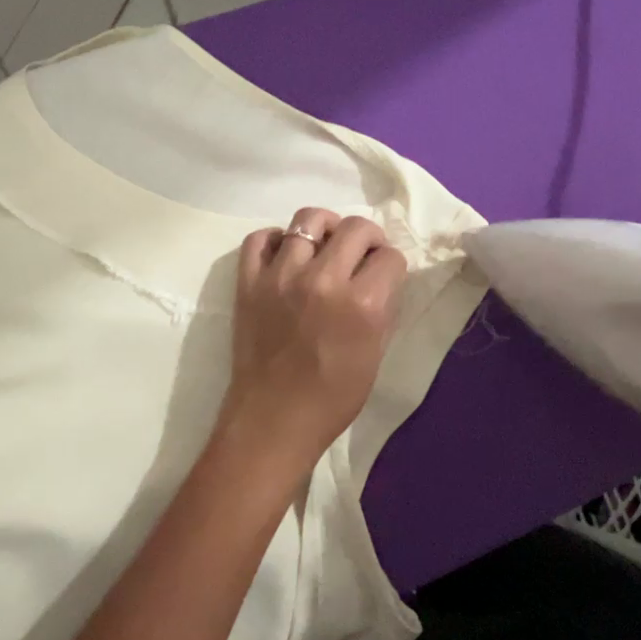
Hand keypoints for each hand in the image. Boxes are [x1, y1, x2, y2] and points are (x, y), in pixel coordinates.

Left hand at [218, 207, 408, 467]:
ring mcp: (281, 276)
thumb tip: (381, 275)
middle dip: (368, 238)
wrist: (273, 420)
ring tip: (323, 247)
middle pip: (355, 227)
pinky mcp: (249, 281)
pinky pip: (260, 238)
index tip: (384, 275)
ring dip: (324, 229)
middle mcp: (323, 280)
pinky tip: (285, 256)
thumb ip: (382, 307)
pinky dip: (275, 239)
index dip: (391, 265)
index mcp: (362, 304)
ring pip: (308, 219)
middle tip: (360, 256)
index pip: (390, 256)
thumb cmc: (332, 398)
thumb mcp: (376, 354)